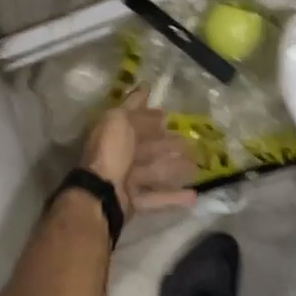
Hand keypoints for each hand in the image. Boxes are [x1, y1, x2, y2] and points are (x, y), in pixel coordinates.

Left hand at [80, 91, 198, 215]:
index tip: (164, 108)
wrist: (99, 195)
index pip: (132, 116)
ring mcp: (125, 177)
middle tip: (190, 140)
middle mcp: (118, 153)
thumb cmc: (110, 152)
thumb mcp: (118, 120)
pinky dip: (173, 196)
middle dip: (167, 141)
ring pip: (154, 169)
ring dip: (174, 166)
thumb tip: (149, 95)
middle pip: (146, 145)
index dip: (145, 110)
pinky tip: (194, 195)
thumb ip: (133, 107)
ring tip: (196, 164)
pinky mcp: (132, 200)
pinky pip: (156, 197)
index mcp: (113, 132)